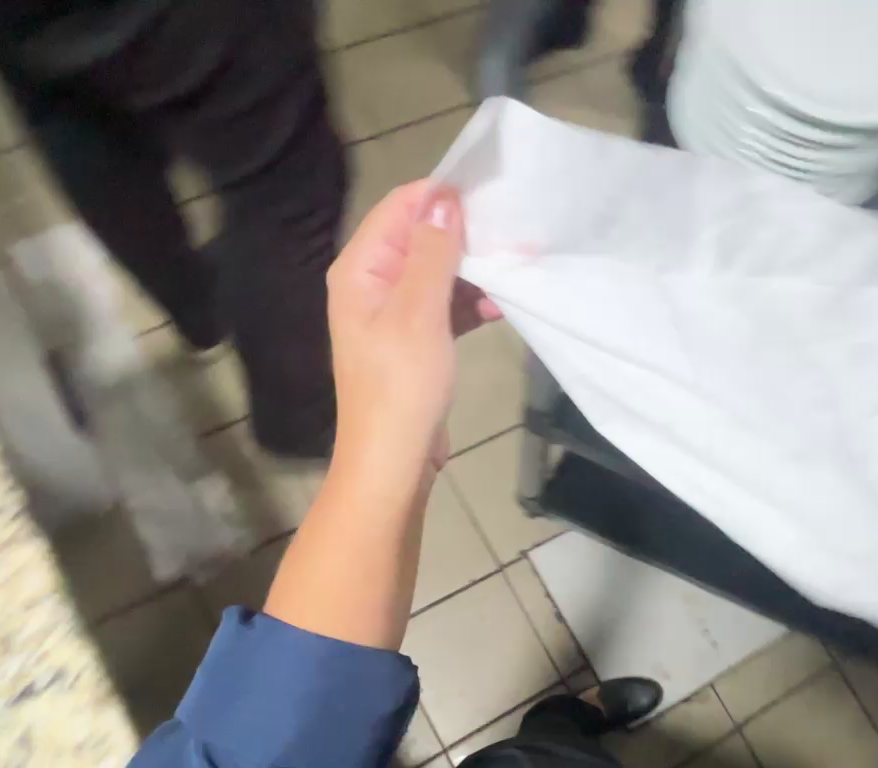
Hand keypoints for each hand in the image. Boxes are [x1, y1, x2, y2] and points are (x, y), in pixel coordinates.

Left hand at [325, 179, 500, 473]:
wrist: (394, 460)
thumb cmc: (402, 386)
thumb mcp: (419, 314)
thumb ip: (431, 253)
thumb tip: (445, 199)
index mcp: (361, 270)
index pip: (400, 209)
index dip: (442, 197)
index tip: (492, 196)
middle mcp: (372, 285)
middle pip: (420, 240)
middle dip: (466, 236)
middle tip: (515, 235)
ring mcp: (393, 316)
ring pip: (438, 275)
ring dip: (474, 272)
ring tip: (516, 271)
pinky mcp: (415, 343)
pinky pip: (444, 308)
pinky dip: (470, 304)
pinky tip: (501, 308)